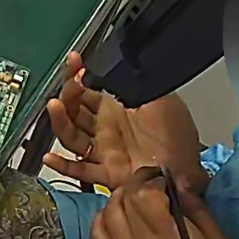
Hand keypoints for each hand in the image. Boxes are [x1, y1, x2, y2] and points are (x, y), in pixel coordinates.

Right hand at [45, 54, 208, 192]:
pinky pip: (80, 170)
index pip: (87, 92)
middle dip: (67, 96)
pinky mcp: (106, 174)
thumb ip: (135, 84)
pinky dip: (63, 165)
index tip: (74, 63)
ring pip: (72, 138)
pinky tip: (50, 157)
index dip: (77, 78)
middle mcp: (105, 130)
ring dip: (61, 122)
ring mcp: (103, 152)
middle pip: (74, 114)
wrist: (188, 167)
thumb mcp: (158, 98)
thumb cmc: (177, 135)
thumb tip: (115, 67)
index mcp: (116, 110)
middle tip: (68, 85)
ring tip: (55, 107)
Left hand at [91, 171, 235, 238]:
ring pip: (107, 213)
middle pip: (124, 200)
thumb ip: (197, 210)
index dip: (152, 181)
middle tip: (150, 184)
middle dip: (136, 185)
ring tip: (135, 197)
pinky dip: (103, 217)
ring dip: (119, 198)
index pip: (144, 195)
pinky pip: (97, 233)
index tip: (164, 181)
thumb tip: (180, 181)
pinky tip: (118, 215)